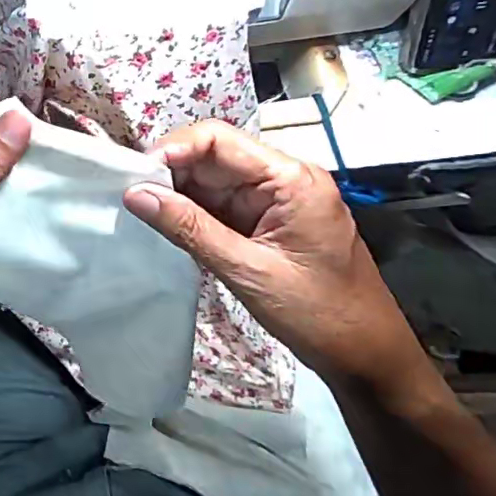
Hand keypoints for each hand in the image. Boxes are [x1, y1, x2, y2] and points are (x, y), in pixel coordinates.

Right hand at [122, 120, 431, 395]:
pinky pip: (217, 204)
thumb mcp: (248, 270)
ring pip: (210, 181)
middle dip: (169, 172)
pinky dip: (190, 213)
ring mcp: (272, 200)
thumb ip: (189, 229)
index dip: (172, 149)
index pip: (219, 139)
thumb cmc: (319, 313)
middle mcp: (281, 178)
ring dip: (175, 193)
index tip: (134, 175)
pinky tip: (165, 224)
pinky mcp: (263, 221)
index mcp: (290, 178)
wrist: (367, 356)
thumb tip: (135, 195)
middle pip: (211, 156)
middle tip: (129, 196)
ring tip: (140, 211)